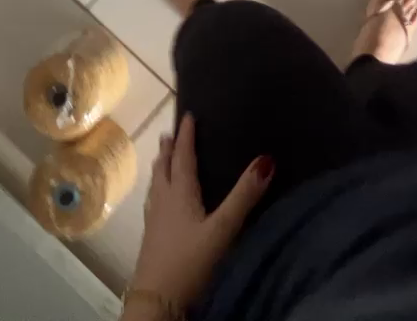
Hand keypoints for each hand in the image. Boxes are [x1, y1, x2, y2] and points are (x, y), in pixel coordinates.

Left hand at [127, 115, 272, 313]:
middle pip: (164, 168)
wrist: (156, 303)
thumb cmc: (190, 262)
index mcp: (179, 193)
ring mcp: (154, 222)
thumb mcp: (223, 229)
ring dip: (161, 168)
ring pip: (156, 185)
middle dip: (169, 149)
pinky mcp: (150, 240)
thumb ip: (243, 196)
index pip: (183, 157)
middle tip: (170, 133)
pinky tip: (160, 203)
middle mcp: (163, 201)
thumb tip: (266, 160)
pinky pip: (154, 203)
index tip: (187, 115)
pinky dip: (158, 190)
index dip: (186, 135)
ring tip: (162, 159)